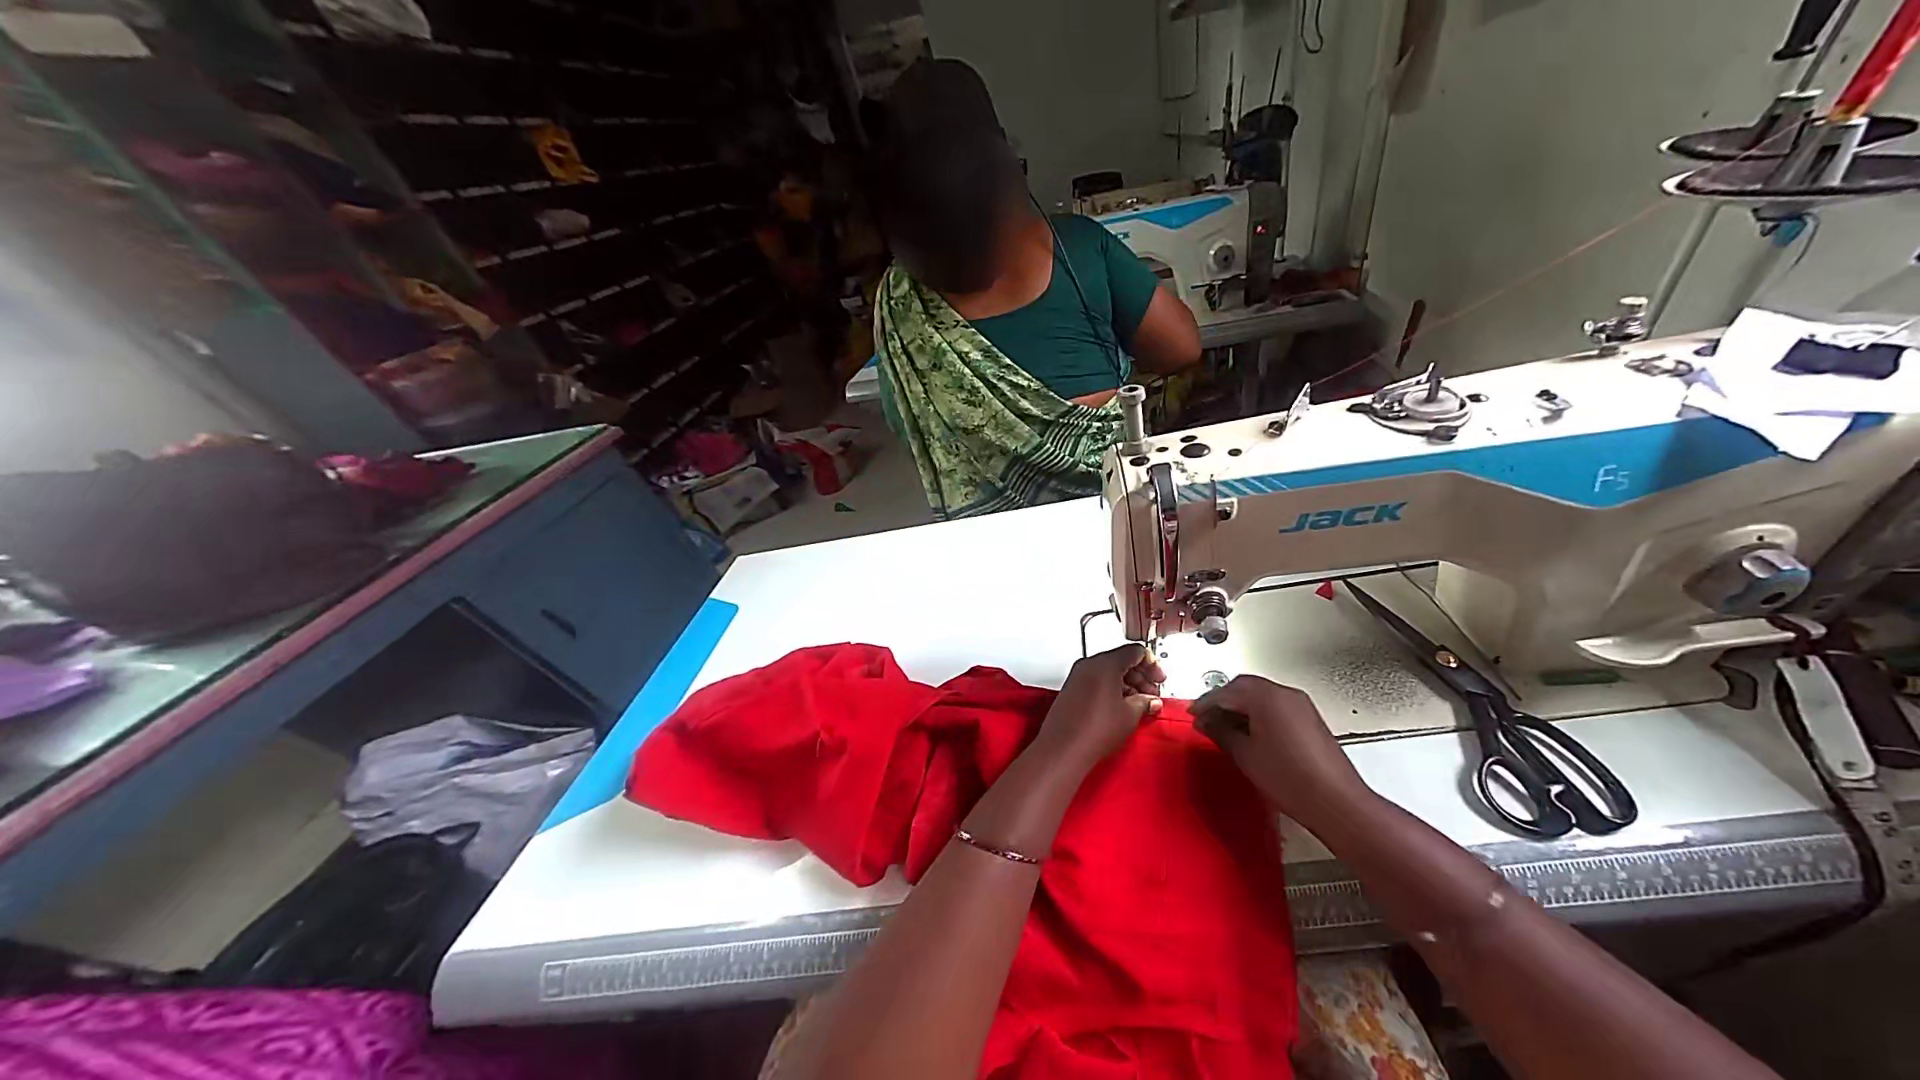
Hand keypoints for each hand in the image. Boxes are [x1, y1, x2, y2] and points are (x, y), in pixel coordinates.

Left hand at [1032, 645, 1163, 770]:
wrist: (1064, 748)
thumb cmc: (1093, 729)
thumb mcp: (1130, 714)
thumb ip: (1145, 702)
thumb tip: (1150, 701)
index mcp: (1105, 663)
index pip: (1135, 652)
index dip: (1152, 664)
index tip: (1159, 678)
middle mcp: (1089, 665)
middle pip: (1121, 660)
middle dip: (1140, 676)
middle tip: (1152, 694)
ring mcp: (1077, 677)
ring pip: (1108, 671)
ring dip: (1127, 684)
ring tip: (1139, 704)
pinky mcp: (1071, 690)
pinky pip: (1096, 681)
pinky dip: (1111, 689)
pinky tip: (1121, 708)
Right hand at [1193, 675, 1371, 827]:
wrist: (1335, 803)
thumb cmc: (1294, 780)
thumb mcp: (1244, 755)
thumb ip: (1220, 732)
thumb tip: (1208, 723)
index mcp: (1267, 697)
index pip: (1226, 691)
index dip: (1205, 703)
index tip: (1194, 714)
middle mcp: (1286, 695)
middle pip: (1244, 688)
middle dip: (1223, 702)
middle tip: (1206, 719)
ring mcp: (1301, 706)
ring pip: (1261, 697)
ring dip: (1240, 708)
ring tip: (1225, 729)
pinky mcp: (1310, 720)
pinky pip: (1276, 708)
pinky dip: (1258, 715)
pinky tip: (1249, 735)